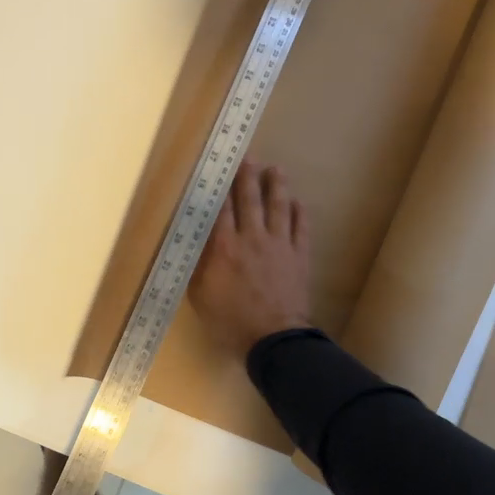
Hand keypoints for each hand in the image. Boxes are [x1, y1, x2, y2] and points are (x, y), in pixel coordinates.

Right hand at [189, 158, 311, 359]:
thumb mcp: (200, 295)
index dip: (219, 187)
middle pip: (249, 200)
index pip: (220, 209)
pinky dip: (298, 212)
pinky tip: (297, 201)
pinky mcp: (299, 256)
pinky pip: (300, 227)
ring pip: (278, 206)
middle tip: (248, 156)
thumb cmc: (229, 321)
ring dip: (276, 185)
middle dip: (247, 176)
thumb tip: (193, 244)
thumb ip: (197, 266)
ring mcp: (279, 245)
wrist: (272, 339)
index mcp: (223, 247)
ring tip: (275, 169)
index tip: (217, 169)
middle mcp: (251, 238)